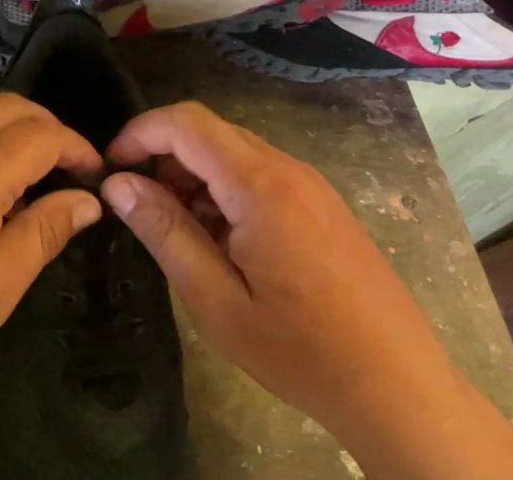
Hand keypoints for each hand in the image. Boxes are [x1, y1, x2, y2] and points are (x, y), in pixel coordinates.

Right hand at [100, 102, 512, 479]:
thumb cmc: (301, 350)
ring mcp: (312, 187)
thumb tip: (118, 184)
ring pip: (235, 153)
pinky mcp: (324, 207)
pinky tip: (223, 244)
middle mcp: (289, 170)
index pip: (186, 122)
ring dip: (195, 177)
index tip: (112, 167)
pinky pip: (262, 176)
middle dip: (165, 157)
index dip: (140, 132)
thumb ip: (165, 231)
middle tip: (142, 209)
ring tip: (181, 234)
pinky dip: (226, 191)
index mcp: (261, 185)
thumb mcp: (215, 300)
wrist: (400, 389)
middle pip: (210, 132)